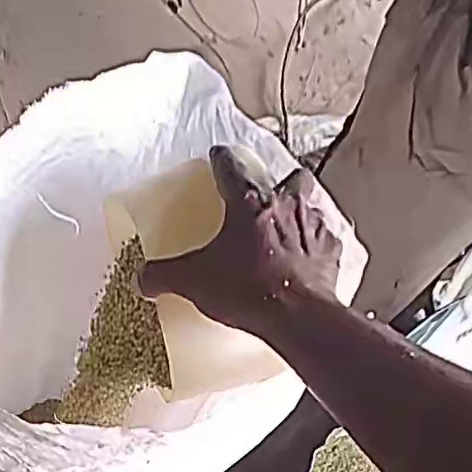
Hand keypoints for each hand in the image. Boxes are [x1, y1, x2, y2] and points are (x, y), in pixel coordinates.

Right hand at [139, 145, 344, 334]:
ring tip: (282, 232)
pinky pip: (322, 241)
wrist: (294, 314)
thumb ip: (163, 275)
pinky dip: (312, 248)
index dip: (221, 161)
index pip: (231, 169)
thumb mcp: (192, 281)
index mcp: (249, 204)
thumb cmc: (246, 288)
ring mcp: (312, 227)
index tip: (217, 156)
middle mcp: (285, 205)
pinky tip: (300, 262)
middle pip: (286, 178)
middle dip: (276, 184)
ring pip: (308, 205)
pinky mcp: (329, 252)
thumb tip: (142, 278)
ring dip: (296, 214)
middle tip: (263, 199)